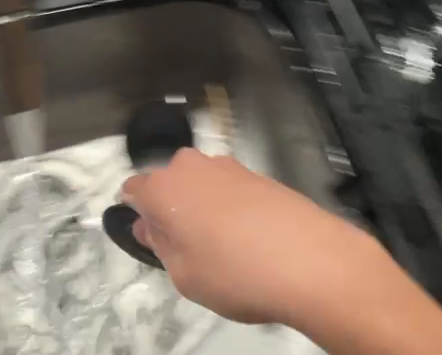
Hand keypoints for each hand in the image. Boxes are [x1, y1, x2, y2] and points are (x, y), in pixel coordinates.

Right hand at [118, 149, 400, 328]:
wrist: (308, 258)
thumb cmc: (234, 272)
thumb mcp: (183, 275)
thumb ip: (160, 246)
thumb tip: (151, 226)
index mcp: (163, 188)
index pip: (133, 189)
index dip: (136, 212)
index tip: (148, 235)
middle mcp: (190, 166)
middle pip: (169, 184)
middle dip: (172, 210)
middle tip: (186, 248)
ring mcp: (226, 165)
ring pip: (200, 185)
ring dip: (203, 208)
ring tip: (224, 247)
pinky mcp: (256, 173)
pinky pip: (229, 189)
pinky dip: (231, 208)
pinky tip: (249, 238)